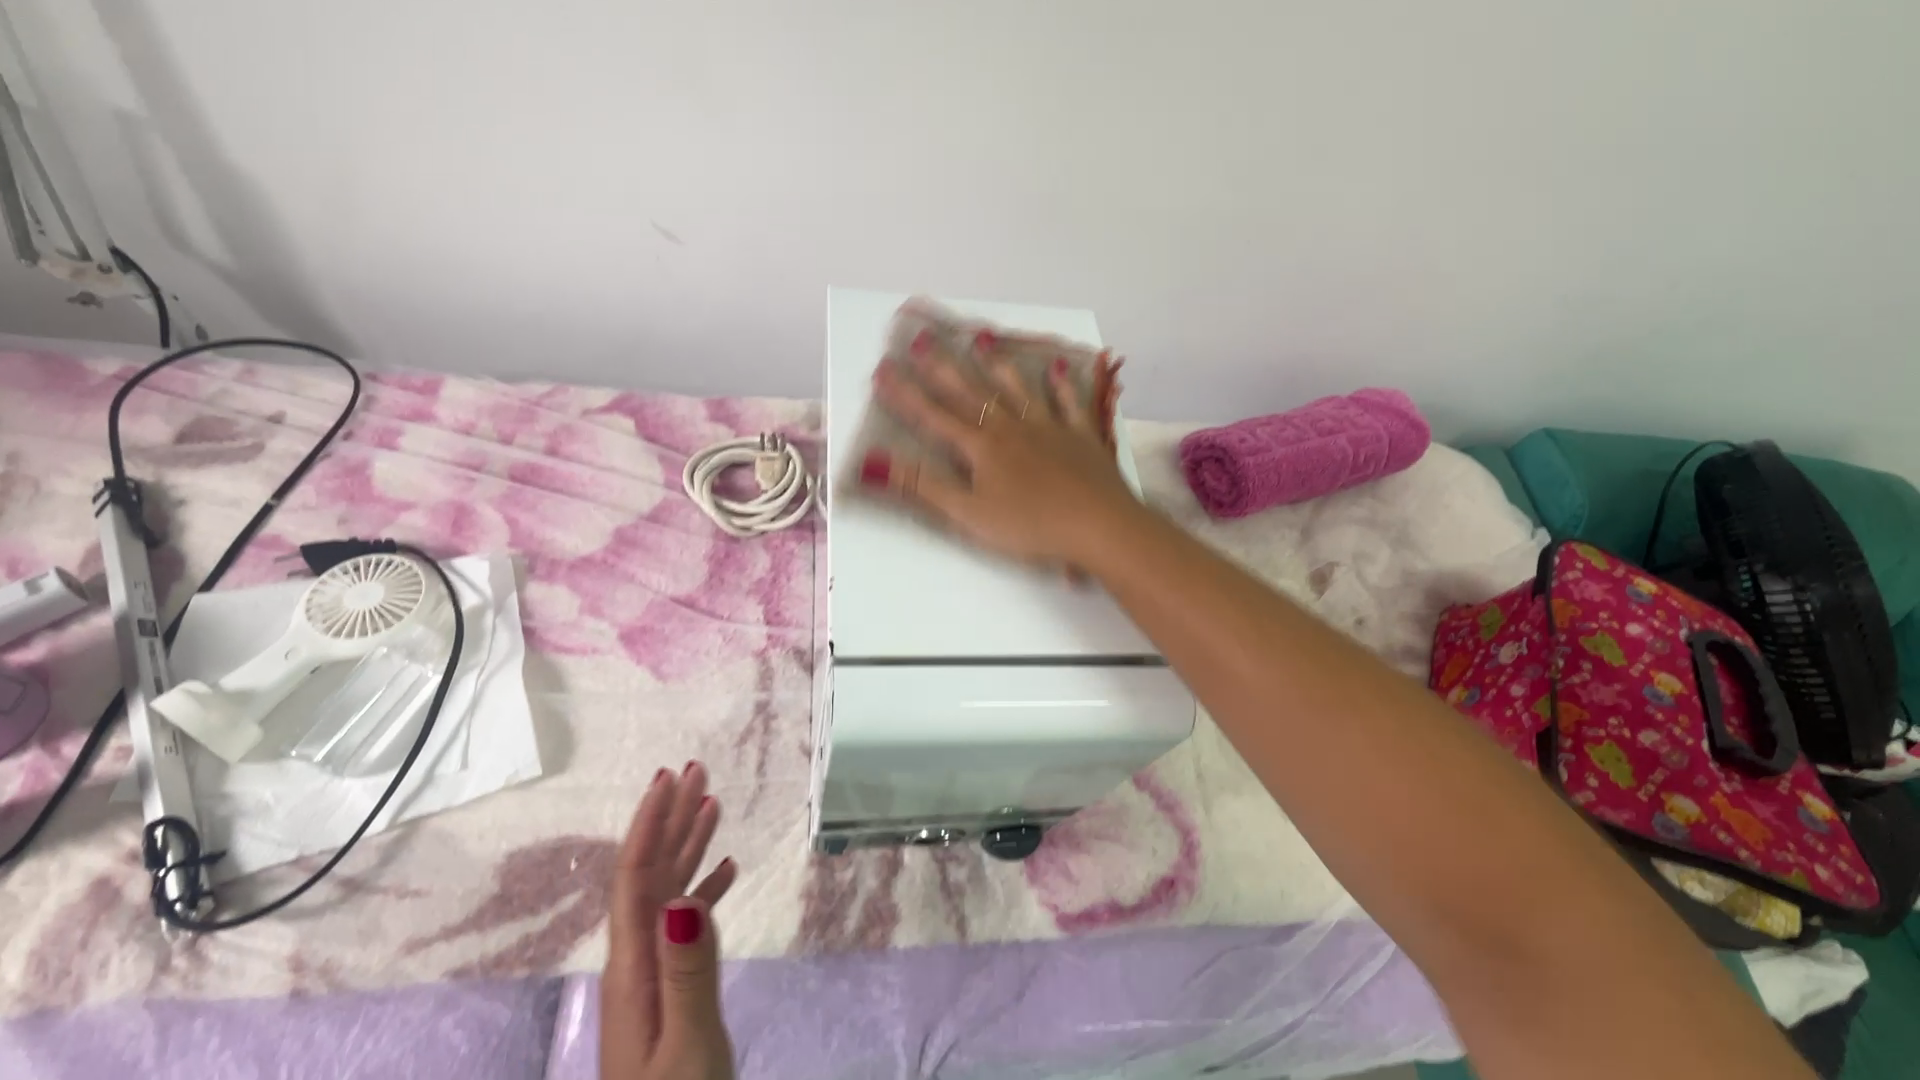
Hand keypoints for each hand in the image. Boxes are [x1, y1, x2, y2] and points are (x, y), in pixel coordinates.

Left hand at [601, 762, 739, 1079]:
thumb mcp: (690, 1047)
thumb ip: (690, 974)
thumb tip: (687, 898)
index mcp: (634, 969)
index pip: (636, 879)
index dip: (650, 824)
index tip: (669, 780)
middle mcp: (638, 963)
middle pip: (649, 874)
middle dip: (668, 820)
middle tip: (694, 770)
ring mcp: (653, 977)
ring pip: (668, 892)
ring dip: (687, 846)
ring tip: (712, 803)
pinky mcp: (671, 991)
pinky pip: (686, 923)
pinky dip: (705, 888)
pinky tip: (725, 872)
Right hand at [863, 335, 1144, 564]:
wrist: (1098, 525)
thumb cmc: (1029, 526)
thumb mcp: (967, 513)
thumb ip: (920, 485)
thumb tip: (870, 461)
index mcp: (981, 448)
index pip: (933, 417)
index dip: (905, 395)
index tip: (881, 370)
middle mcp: (1011, 427)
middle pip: (971, 393)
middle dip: (942, 368)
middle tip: (922, 339)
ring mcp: (1049, 428)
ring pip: (1017, 389)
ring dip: (996, 364)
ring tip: (981, 336)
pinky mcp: (1080, 437)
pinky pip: (1068, 404)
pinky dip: (1062, 386)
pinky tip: (1059, 368)